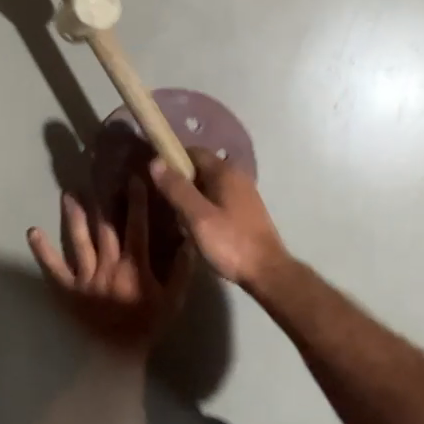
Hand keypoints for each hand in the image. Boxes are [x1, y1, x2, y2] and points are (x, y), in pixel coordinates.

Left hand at [27, 179, 192, 352]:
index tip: (134, 179)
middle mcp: (108, 267)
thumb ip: (182, 272)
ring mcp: (85, 278)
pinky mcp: (68, 290)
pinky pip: (54, 269)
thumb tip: (188, 241)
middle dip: (102, 202)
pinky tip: (33, 232)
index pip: (137, 228)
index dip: (136, 202)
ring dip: (73, 217)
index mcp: (134, 268)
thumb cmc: (148, 326)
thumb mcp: (173, 301)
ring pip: (79, 242)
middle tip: (96, 175)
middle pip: (104, 229)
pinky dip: (43, 251)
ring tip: (67, 194)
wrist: (118, 356)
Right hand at [147, 149, 288, 290]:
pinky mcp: (245, 211)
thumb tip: (155, 161)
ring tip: (177, 217)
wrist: (267, 272)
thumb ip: (177, 189)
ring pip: (209, 186)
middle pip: (201, 168)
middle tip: (163, 201)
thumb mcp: (197, 217)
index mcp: (225, 172)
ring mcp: (243, 194)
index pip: (193, 151)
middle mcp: (236, 176)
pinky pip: (218, 199)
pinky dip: (204, 207)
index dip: (172, 159)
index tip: (155, 175)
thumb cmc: (231, 243)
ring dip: (191, 197)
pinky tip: (196, 227)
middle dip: (181, 181)